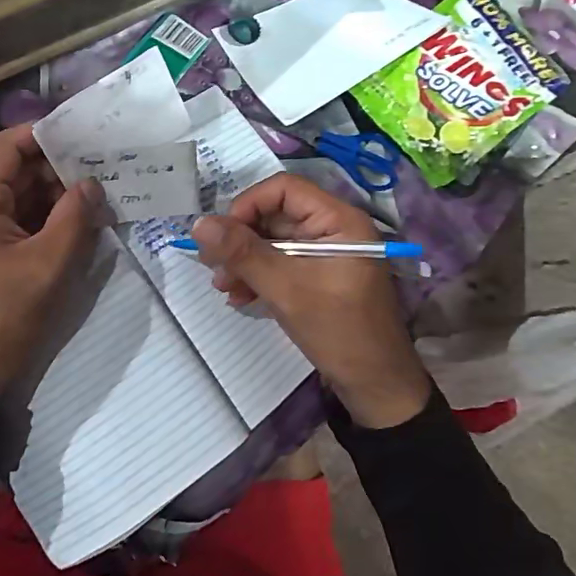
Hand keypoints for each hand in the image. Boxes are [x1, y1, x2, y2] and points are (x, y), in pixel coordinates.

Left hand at [0, 124, 103, 443]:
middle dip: (56, 170)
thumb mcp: (47, 265)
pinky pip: (8, 224)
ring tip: (96, 195)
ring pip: (13, 200)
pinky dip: (38, 222)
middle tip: (103, 169)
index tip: (87, 134)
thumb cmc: (0, 319)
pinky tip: (73, 223)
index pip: (6, 147)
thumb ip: (74, 217)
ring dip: (51, 198)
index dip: (46, 136)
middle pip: (11, 172)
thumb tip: (92, 184)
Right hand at [190, 173, 431, 427]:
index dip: (247, 205)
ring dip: (244, 260)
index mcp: (338, 220)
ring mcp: (327, 254)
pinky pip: (282, 264)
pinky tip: (239, 296)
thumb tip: (199, 223)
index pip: (283, 189)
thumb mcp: (285, 289)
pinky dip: (259, 276)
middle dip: (241, 239)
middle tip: (212, 265)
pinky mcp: (319, 278)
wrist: (375, 385)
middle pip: (275, 215)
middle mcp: (334, 229)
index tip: (222, 236)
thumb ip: (242, 253)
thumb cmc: (337, 330)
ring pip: (274, 241)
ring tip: (222, 286)